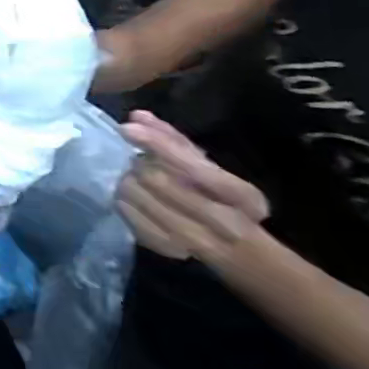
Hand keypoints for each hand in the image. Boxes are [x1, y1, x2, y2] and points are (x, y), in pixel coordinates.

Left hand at [117, 111, 268, 267]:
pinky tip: (128, 198)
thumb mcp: (206, 164)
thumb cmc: (216, 195)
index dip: (158, 145)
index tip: (126, 128)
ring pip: (141, 199)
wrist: (233, 246)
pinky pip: (134, 221)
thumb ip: (172, 137)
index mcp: (243, 196)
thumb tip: (138, 116)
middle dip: (138, 165)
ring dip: (128, 182)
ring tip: (132, 179)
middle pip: (160, 181)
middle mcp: (227, 222)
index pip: (194, 167)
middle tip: (136, 163)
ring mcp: (200, 242)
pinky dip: (125, 204)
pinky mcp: (173, 252)